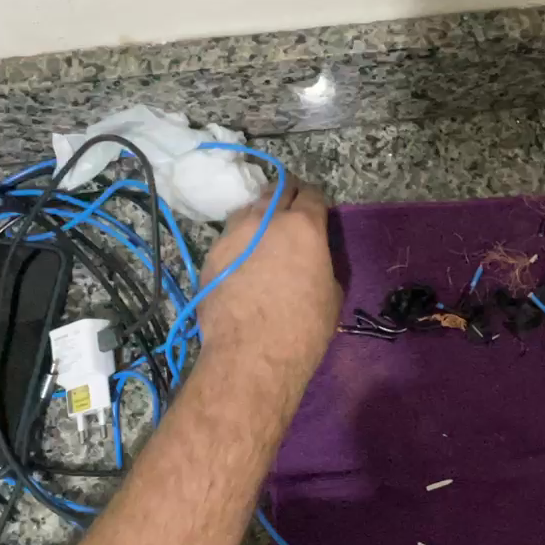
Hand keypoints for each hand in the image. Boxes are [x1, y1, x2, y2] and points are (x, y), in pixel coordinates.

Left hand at [196, 181, 341, 384]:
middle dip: (287, 196)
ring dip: (259, 216)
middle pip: (277, 190)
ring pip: (248, 210)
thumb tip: (315, 258)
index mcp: (303, 226)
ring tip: (264, 236)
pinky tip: (243, 263)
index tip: (318, 212)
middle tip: (292, 213)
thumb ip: (323, 262)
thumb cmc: (304, 327)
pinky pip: (229, 238)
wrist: (252, 354)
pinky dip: (240, 242)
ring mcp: (233, 235)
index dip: (316, 202)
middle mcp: (265, 219)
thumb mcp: (332, 292)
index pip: (312, 194)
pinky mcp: (211, 255)